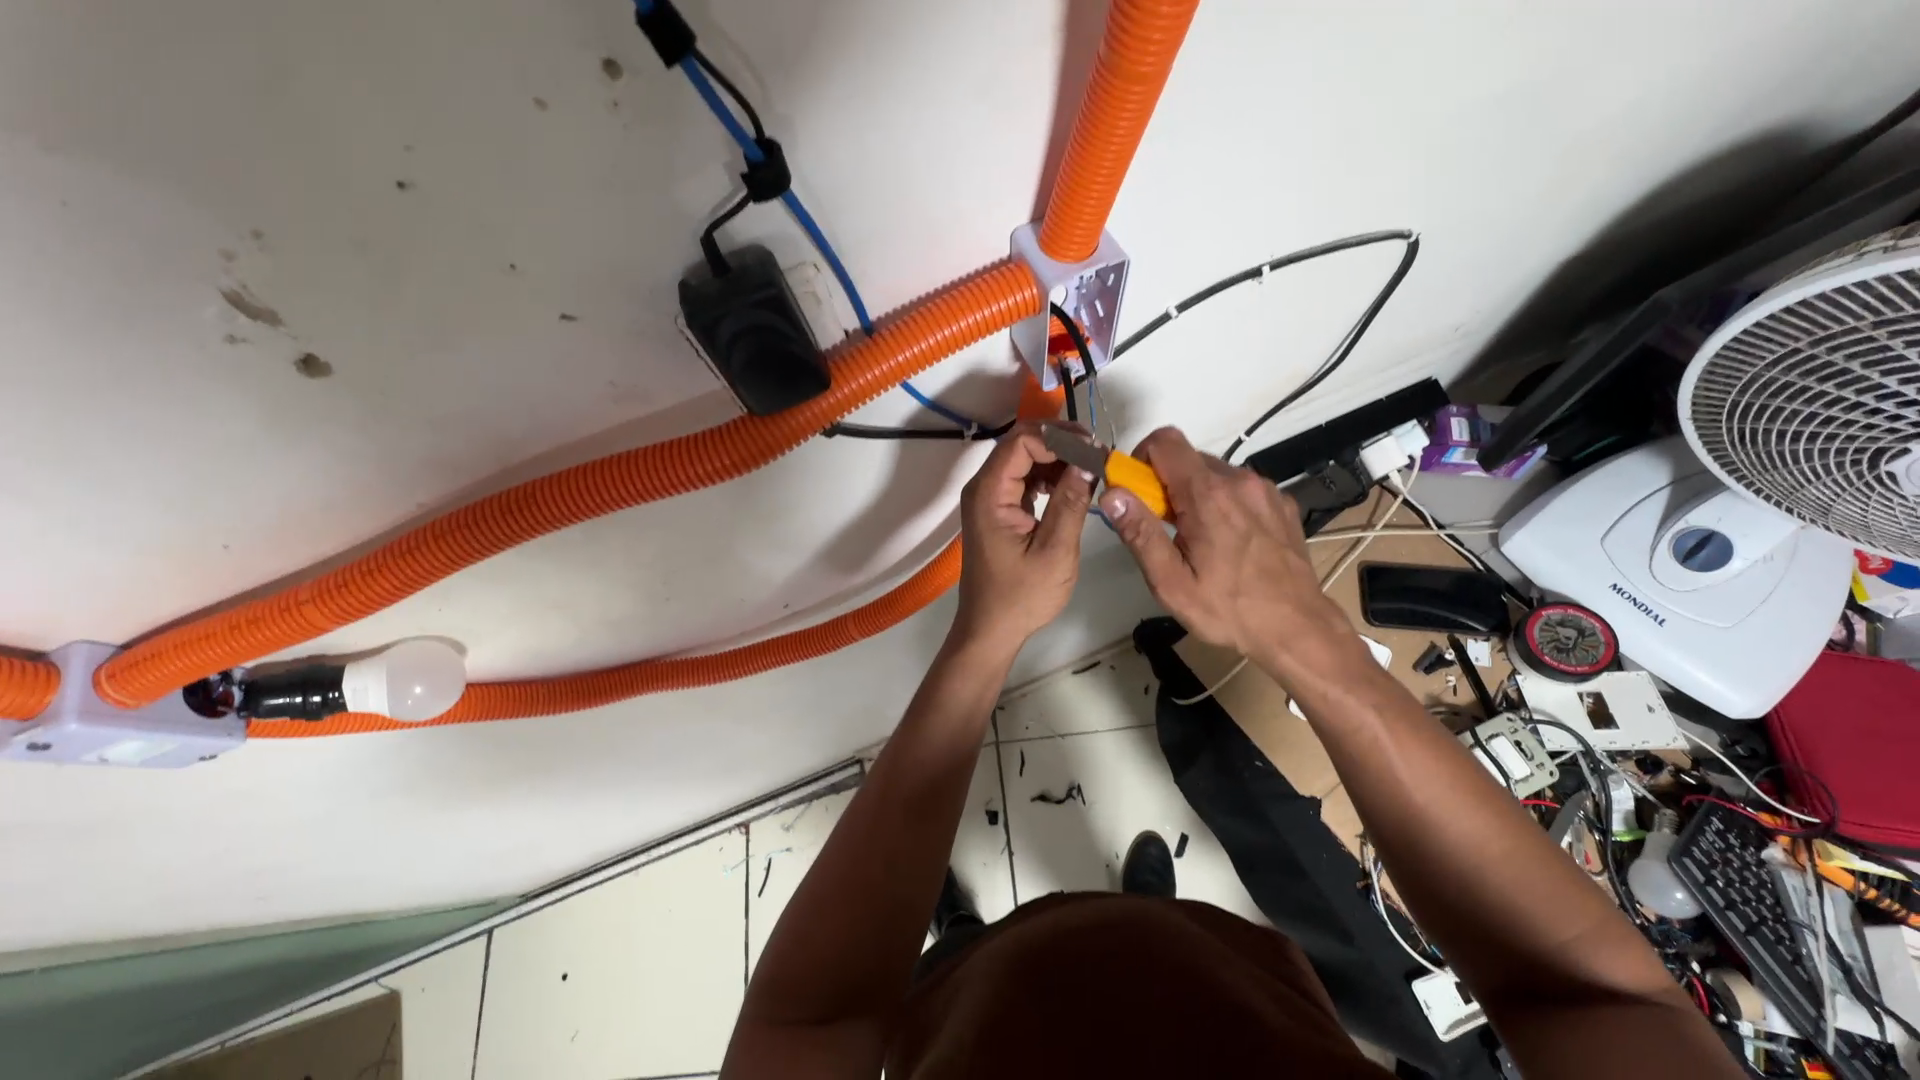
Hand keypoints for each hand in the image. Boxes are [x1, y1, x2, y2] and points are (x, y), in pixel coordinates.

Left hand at [953, 422, 1095, 646]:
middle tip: (1098, 455)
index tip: (1095, 449)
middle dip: (1061, 443)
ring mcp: (989, 498)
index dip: (1059, 438)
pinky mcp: (999, 510)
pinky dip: (1049, 476)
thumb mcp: (1054, 552)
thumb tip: (1090, 462)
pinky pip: (1024, 478)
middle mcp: (983, 488)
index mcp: (989, 494)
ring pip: (1024, 459)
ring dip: (1057, 458)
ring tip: (1092, 469)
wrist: (991, 629)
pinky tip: (1073, 486)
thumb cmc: (1021, 597)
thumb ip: (1071, 503)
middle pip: (1021, 444)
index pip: (1022, 442)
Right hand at [1097, 426, 1352, 669]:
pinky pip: (1241, 489)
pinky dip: (1226, 504)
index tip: (1137, 493)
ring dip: (1197, 495)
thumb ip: (1140, 533)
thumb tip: (1112, 494)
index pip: (1165, 441)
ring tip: (1201, 541)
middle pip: (1188, 458)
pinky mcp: (1282, 503)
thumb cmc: (1228, 610)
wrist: (1297, 628)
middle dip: (1167, 485)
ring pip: (1215, 473)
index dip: (1142, 459)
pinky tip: (1231, 543)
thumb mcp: (1171, 583)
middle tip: (1166, 529)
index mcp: (1207, 495)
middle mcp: (1238, 480)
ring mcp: (1265, 490)